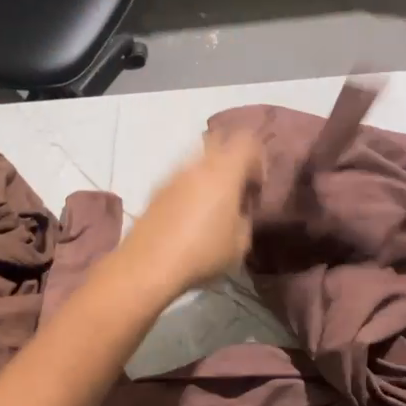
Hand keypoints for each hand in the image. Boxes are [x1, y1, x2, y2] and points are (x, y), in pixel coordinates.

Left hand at [117, 130, 264, 294]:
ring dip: (210, 174)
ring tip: (213, 205)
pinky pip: (181, 177)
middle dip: (232, 160)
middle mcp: (197, 164)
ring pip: (198, 160)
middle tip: (236, 188)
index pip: (247, 141)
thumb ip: (245, 216)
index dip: (258, 160)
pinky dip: (191, 187)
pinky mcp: (156, 190)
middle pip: (220, 141)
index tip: (256, 188)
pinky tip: (191, 215)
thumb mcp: (240, 242)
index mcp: (224, 171)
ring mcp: (173, 175)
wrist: (147, 265)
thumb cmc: (202, 253)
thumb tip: (240, 208)